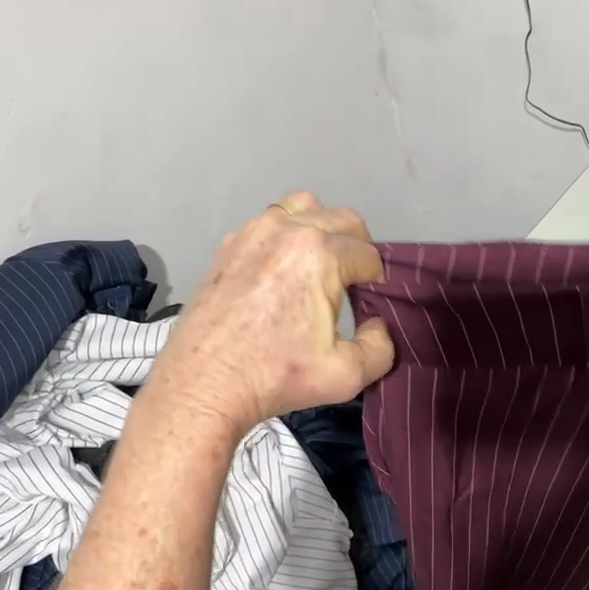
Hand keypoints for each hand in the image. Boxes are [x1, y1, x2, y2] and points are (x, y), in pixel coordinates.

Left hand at [146, 191, 393, 432]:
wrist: (207, 382)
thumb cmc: (279, 376)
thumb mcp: (347, 375)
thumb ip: (381, 347)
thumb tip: (377, 325)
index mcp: (321, 254)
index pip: (369, 255)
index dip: (376, 283)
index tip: (367, 308)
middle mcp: (288, 229)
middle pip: (343, 220)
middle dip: (356, 250)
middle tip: (351, 287)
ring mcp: (253, 231)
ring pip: (304, 208)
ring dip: (322, 231)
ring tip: (319, 270)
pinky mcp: (229, 244)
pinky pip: (269, 223)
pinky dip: (286, 239)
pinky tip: (282, 276)